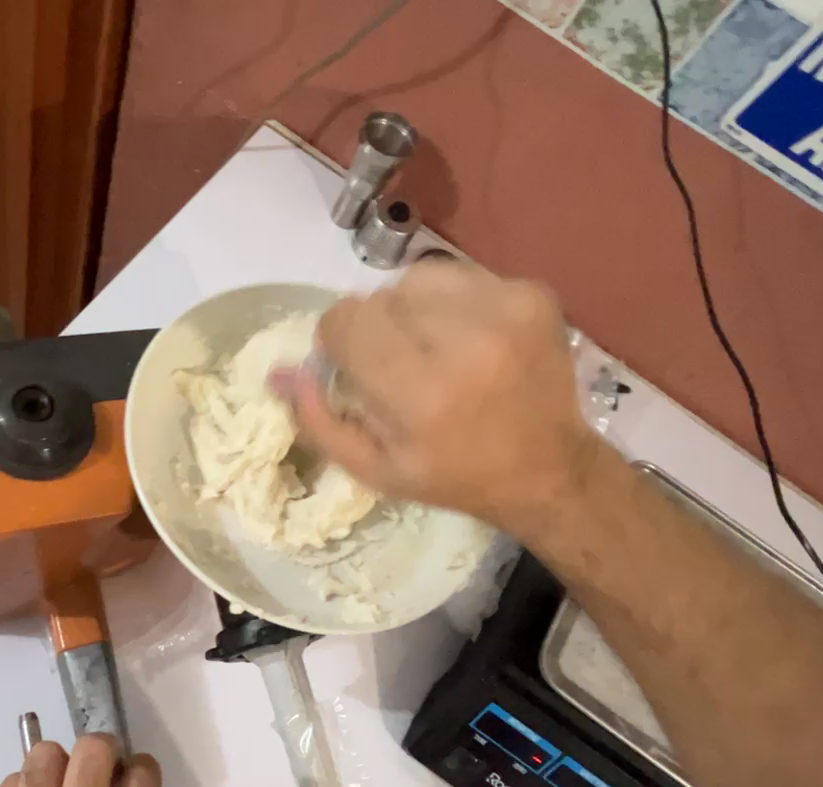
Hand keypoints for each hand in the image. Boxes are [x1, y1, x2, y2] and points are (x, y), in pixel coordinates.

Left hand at [0, 736, 201, 786]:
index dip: (144, 769)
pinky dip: (22, 786)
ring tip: (61, 786)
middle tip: (102, 773)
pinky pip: (8, 784)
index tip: (137, 779)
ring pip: (44, 756)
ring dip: (59, 762)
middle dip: (105, 751)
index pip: (141, 783)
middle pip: (93, 753)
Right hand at [277, 262, 603, 538]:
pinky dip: (451, 302)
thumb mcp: (372, 468)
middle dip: (374, 327)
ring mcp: (506, 312)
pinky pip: (462, 276)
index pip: (347, 319)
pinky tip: (465, 338)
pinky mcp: (532, 295)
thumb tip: (277, 371)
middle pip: (378, 296)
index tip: (350, 363)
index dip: (336, 338)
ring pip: (418, 277)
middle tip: (394, 363)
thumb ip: (318, 420)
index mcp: (420, 394)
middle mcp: (464, 343)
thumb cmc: (449, 475)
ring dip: (410, 308)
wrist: (545, 468)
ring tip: (428, 346)